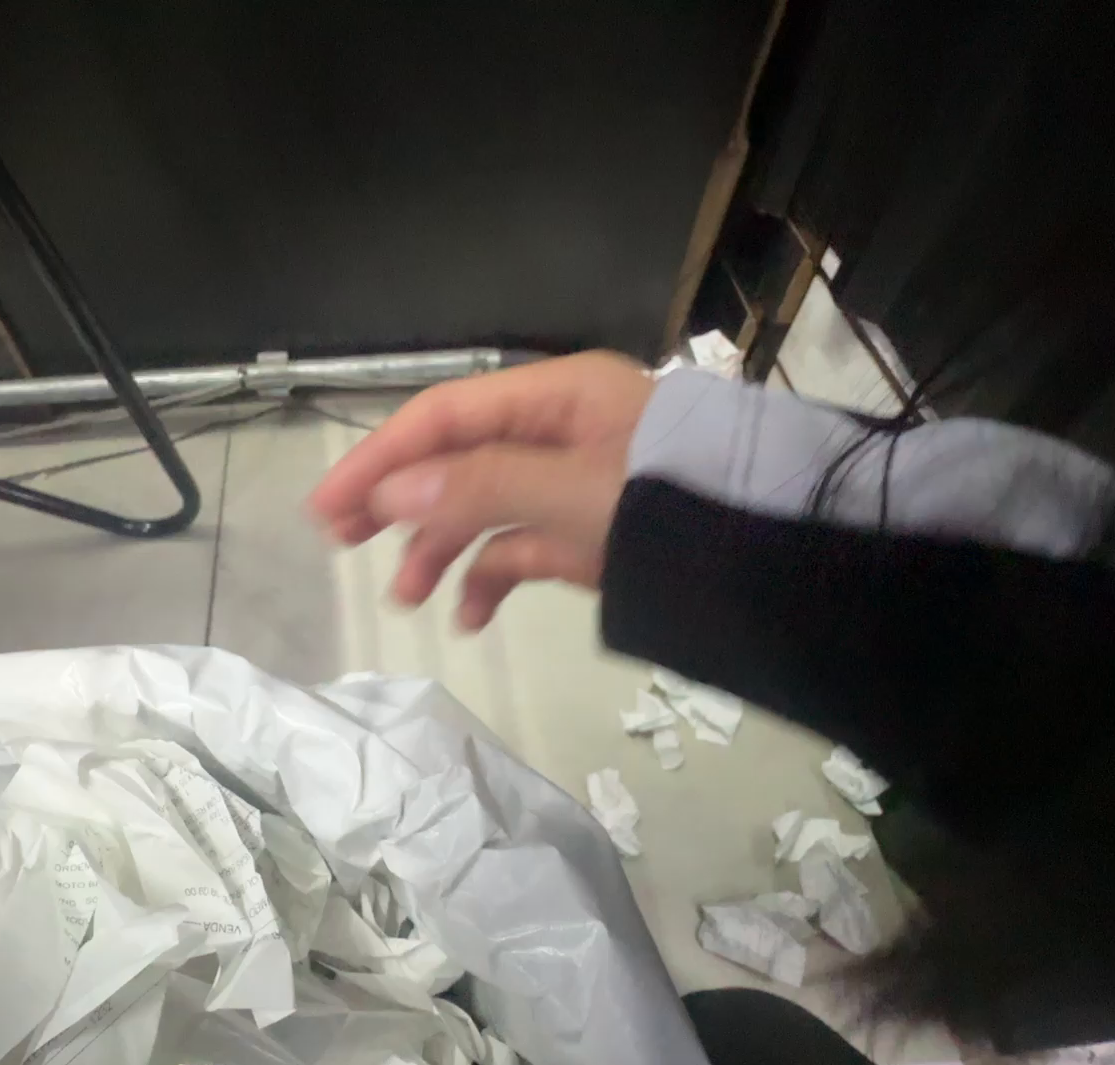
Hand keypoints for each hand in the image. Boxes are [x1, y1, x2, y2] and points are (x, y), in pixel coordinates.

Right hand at [307, 350, 653, 629]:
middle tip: (340, 540)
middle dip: (396, 498)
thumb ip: (482, 486)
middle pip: (452, 459)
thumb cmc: (682, 507)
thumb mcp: (580, 492)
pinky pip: (519, 548)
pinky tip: (470, 617)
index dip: (379, 458)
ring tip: (404, 596)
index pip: (442, 418)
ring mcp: (567, 486)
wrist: (788, 565)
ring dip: (437, 548)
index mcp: (553, 398)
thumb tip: (392, 493)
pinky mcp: (583, 534)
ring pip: (480, 508)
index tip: (326, 506)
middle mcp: (553, 433)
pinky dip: (490, 577)